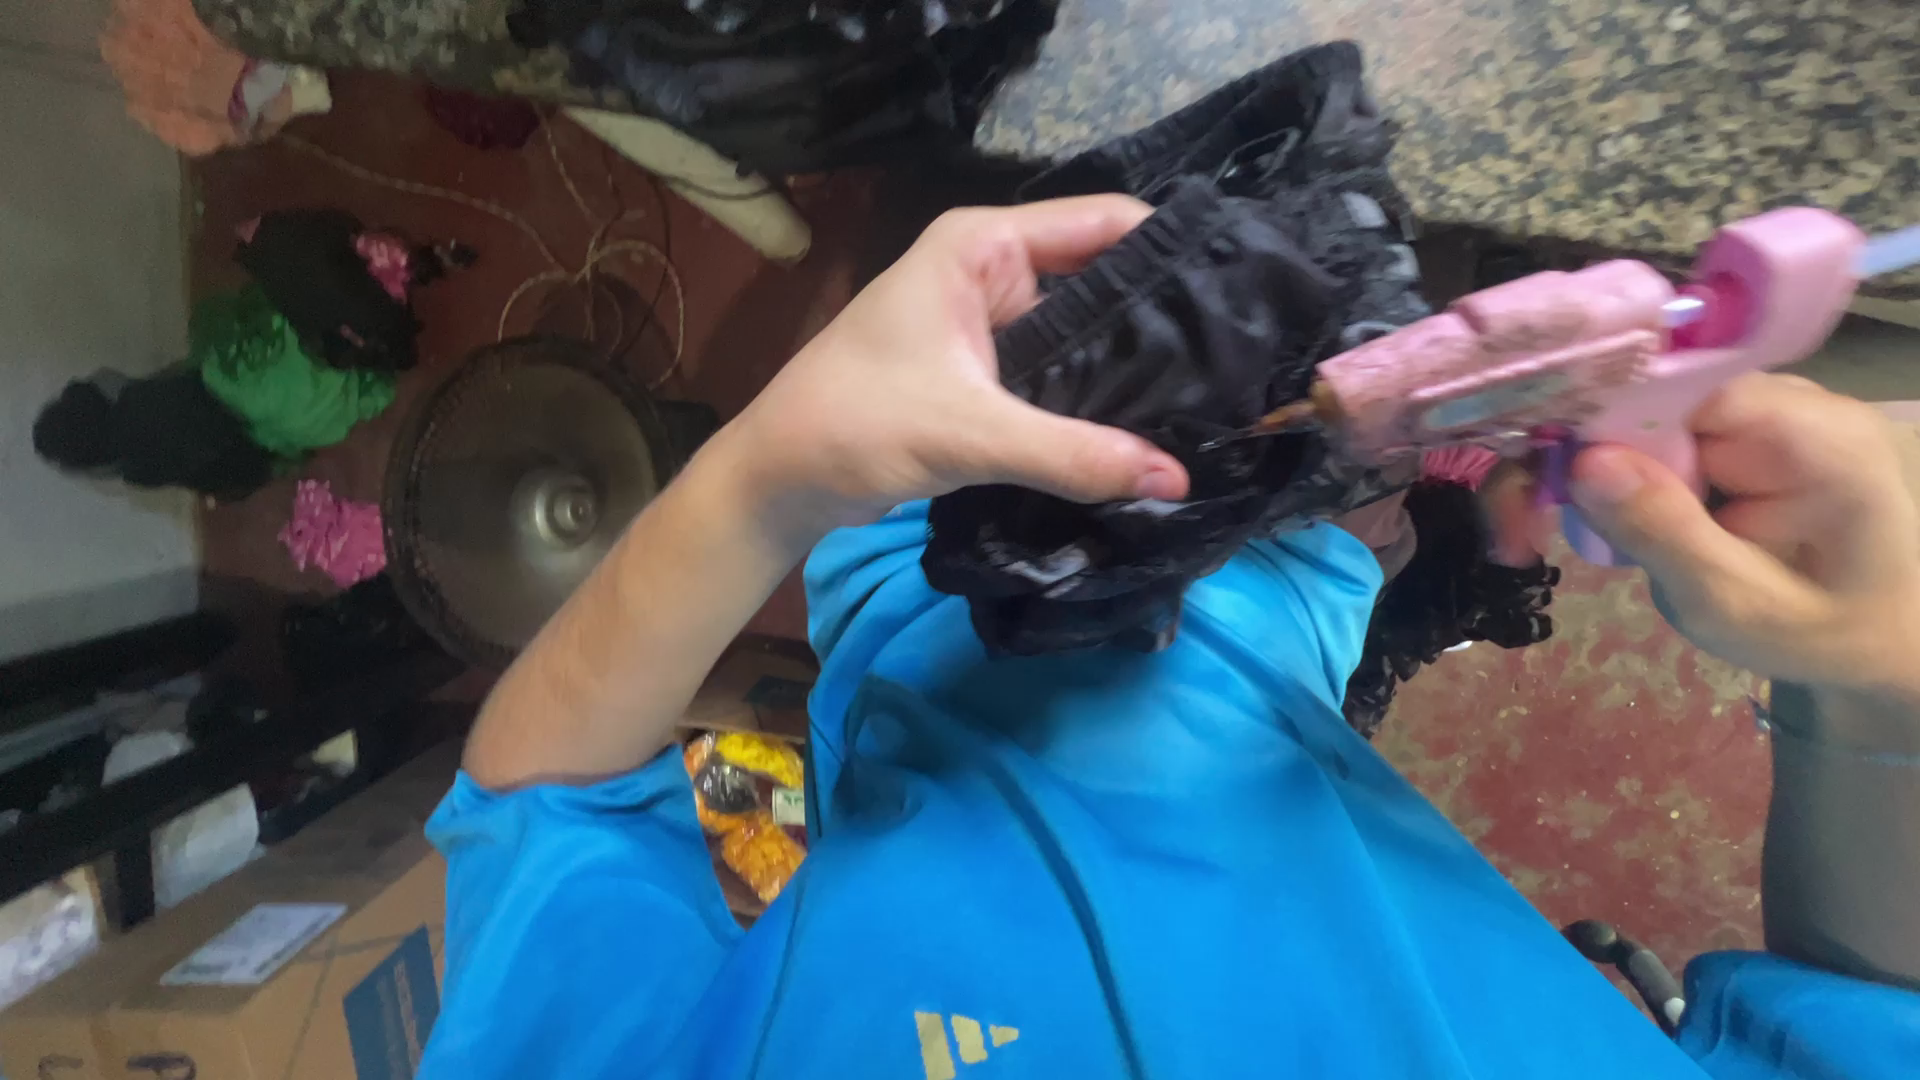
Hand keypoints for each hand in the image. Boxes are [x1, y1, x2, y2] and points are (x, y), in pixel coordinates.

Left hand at [705, 197, 1190, 550]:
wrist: (783, 478)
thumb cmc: (855, 424)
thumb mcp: (968, 432)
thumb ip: (1072, 454)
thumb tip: (1174, 481)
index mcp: (985, 246)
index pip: (1105, 224)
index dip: (1173, 256)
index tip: (1240, 302)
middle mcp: (992, 275)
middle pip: (1100, 286)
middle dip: (1157, 327)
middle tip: (1233, 374)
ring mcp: (989, 331)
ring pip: (1080, 343)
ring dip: (1125, 377)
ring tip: (1204, 411)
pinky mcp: (985, 380)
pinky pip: (1055, 385)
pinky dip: (1089, 409)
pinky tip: (1138, 438)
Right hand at [1537, 374, 1919, 697]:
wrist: (1882, 639)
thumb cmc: (1822, 631)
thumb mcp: (1734, 602)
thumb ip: (1664, 531)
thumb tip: (1583, 461)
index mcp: (1807, 435)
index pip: (1670, 391)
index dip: (1591, 425)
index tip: (1533, 482)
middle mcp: (1778, 404)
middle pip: (1632, 402)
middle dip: (1561, 461)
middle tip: (1515, 532)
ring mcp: (1747, 417)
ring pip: (1620, 422)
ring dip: (1565, 477)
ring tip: (1535, 535)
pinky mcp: (1721, 436)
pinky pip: (1633, 439)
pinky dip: (1587, 480)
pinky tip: (1573, 518)